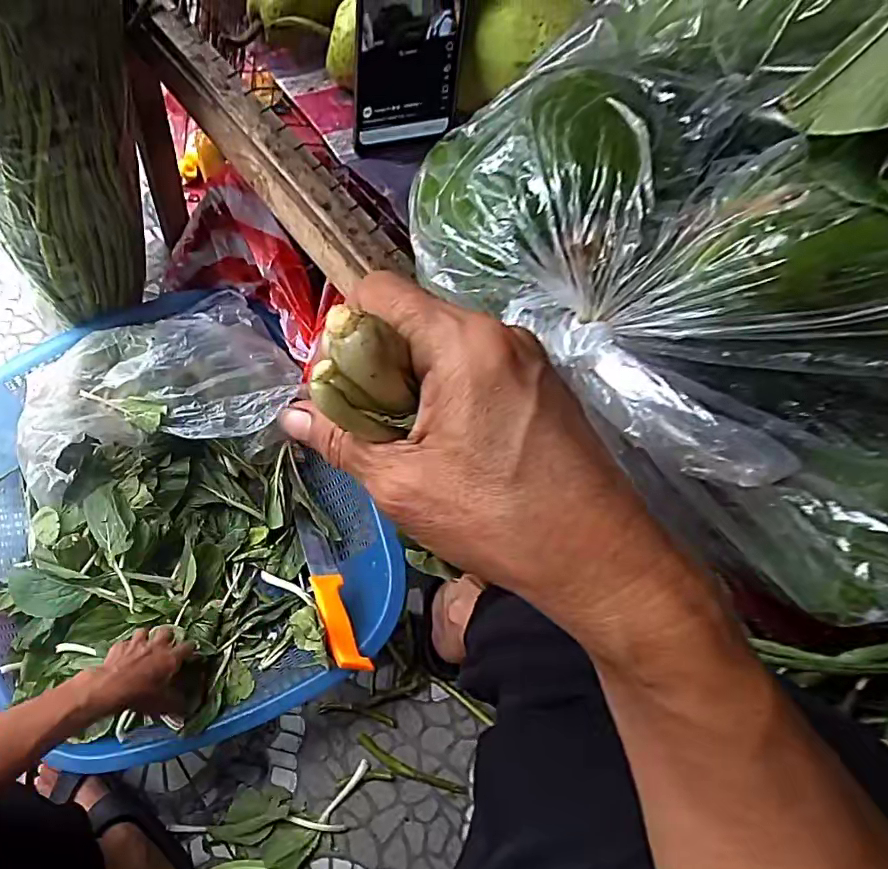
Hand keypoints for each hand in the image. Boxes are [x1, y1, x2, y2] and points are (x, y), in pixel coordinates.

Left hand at [74, 627, 193, 718]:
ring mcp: (136, 643)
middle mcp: (155, 646)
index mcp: (170, 658)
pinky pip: (127, 641)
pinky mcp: (120, 645)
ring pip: (145, 631)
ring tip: (146, 644)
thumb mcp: (163, 703)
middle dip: (169, 636)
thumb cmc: (140, 694)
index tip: (192, 651)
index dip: (191, 648)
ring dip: (147, 637)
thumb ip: (177, 702)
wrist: (110, 687)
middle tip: (168, 644)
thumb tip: (185, 705)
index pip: (188, 647)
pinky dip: (128, 646)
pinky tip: (126, 653)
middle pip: (167, 631)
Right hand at [279, 273, 722, 652]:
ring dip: (404, 385)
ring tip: (399, 442)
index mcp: (463, 343)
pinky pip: (472, 369)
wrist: (596, 558)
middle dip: (371, 365)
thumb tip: (290, 417)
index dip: (342, 326)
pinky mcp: (539, 385)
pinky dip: (440, 394)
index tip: (333, 382)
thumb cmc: (492, 519)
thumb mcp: (399, 484)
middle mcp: (499, 334)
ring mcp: (526, 358)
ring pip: (439, 348)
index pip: (381, 291)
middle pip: (410, 320)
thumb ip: (339, 441)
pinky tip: (440, 446)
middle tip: (360, 423)